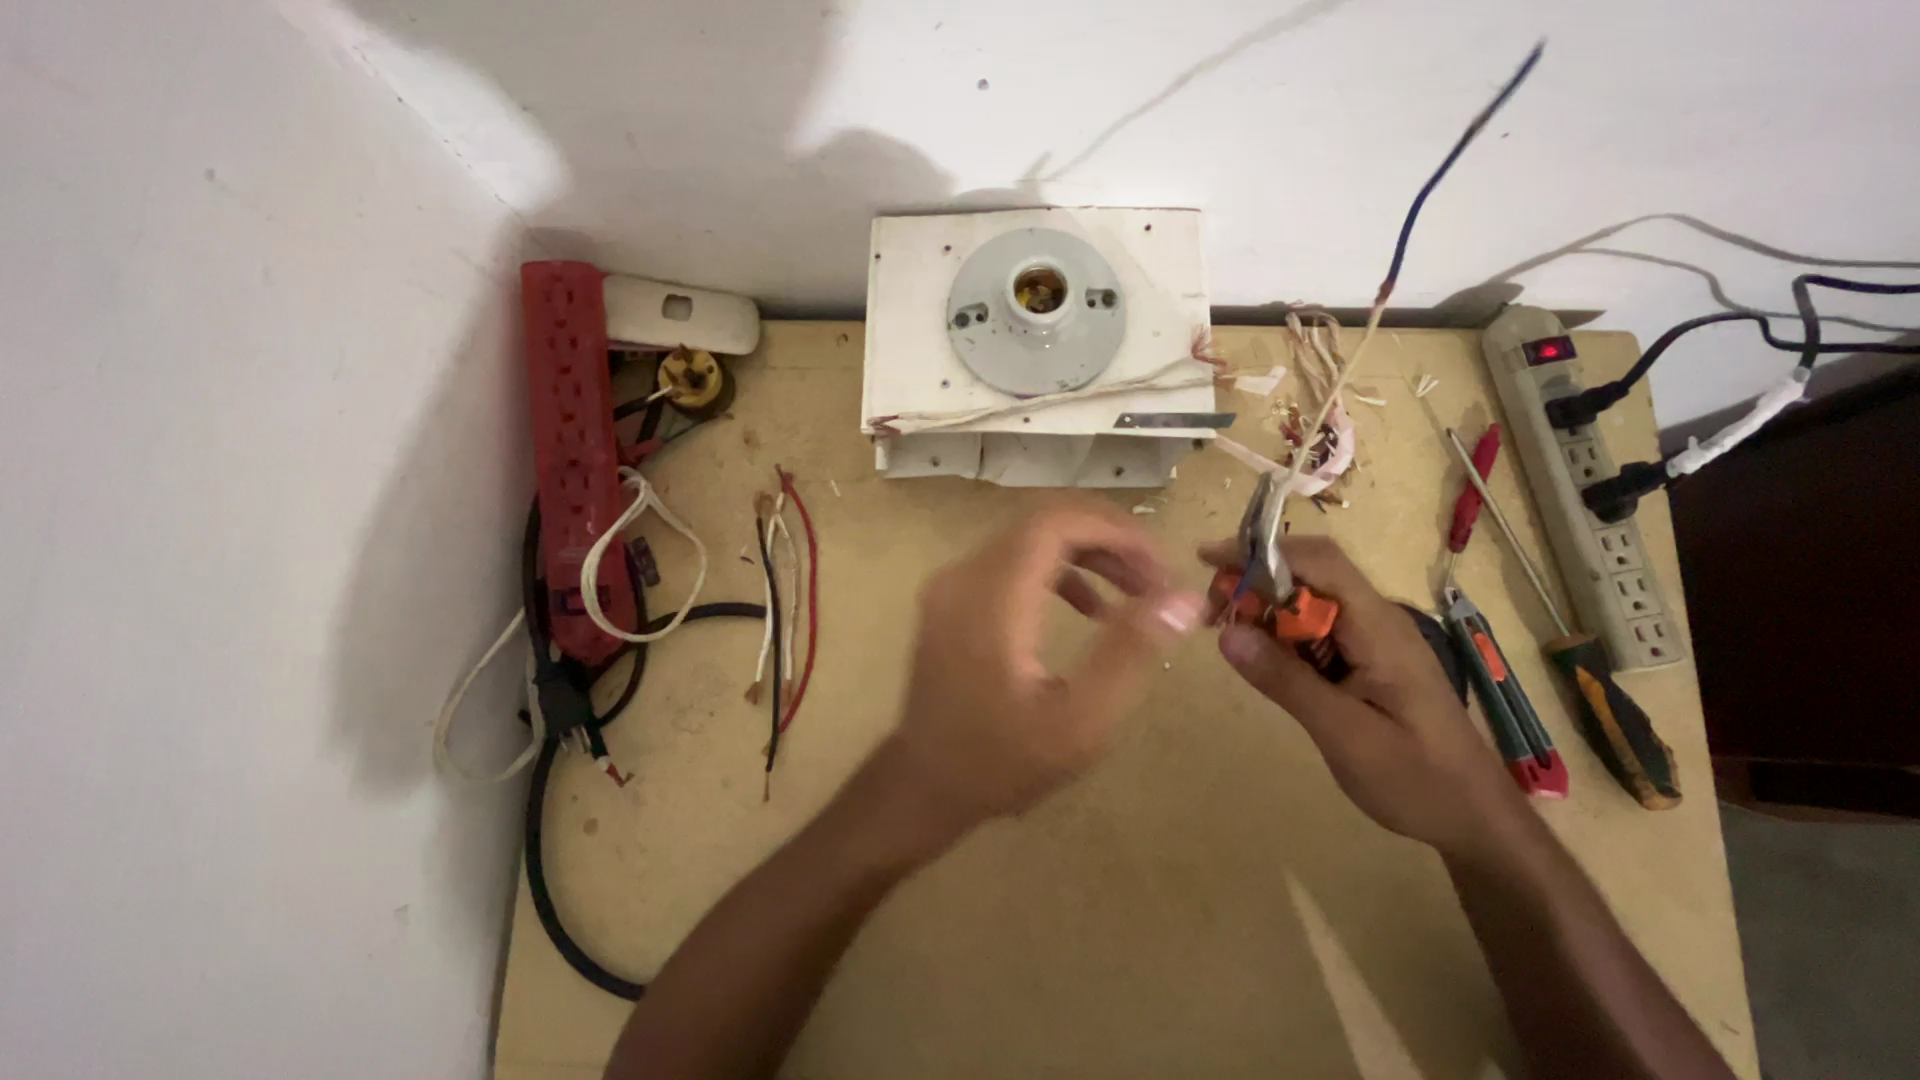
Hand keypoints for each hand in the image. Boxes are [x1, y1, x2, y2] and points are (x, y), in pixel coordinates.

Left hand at [879, 498, 1205, 832]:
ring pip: (1030, 537)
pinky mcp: (953, 600)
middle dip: (1109, 538)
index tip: (1160, 569)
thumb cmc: (1002, 763)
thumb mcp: (1079, 722)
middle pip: (1044, 520)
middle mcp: (964, 575)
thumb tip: (1184, 597)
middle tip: (1156, 580)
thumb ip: (1130, 653)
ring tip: (1137, 594)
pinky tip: (1092, 610)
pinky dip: (1059, 572)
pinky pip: (1013, 562)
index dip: (1116, 531)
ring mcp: (952, 585)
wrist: (925, 786)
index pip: (1056, 521)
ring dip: (1089, 553)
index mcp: (991, 598)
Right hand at [1202, 536, 1522, 857]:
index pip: (1318, 562)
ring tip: (1226, 633)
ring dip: (1264, 607)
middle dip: (1255, 578)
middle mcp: (1376, 621)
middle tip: (1213, 613)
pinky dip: (1281, 634)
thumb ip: (1286, 681)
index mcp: (1378, 628)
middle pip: (1309, 573)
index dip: (1262, 552)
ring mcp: (1372, 640)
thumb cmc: (1416, 780)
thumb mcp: (1344, 734)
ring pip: (1309, 601)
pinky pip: (1316, 631)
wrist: (1474, 818)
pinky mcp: (1366, 662)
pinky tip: (1259, 658)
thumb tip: (1227, 633)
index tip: (1208, 562)